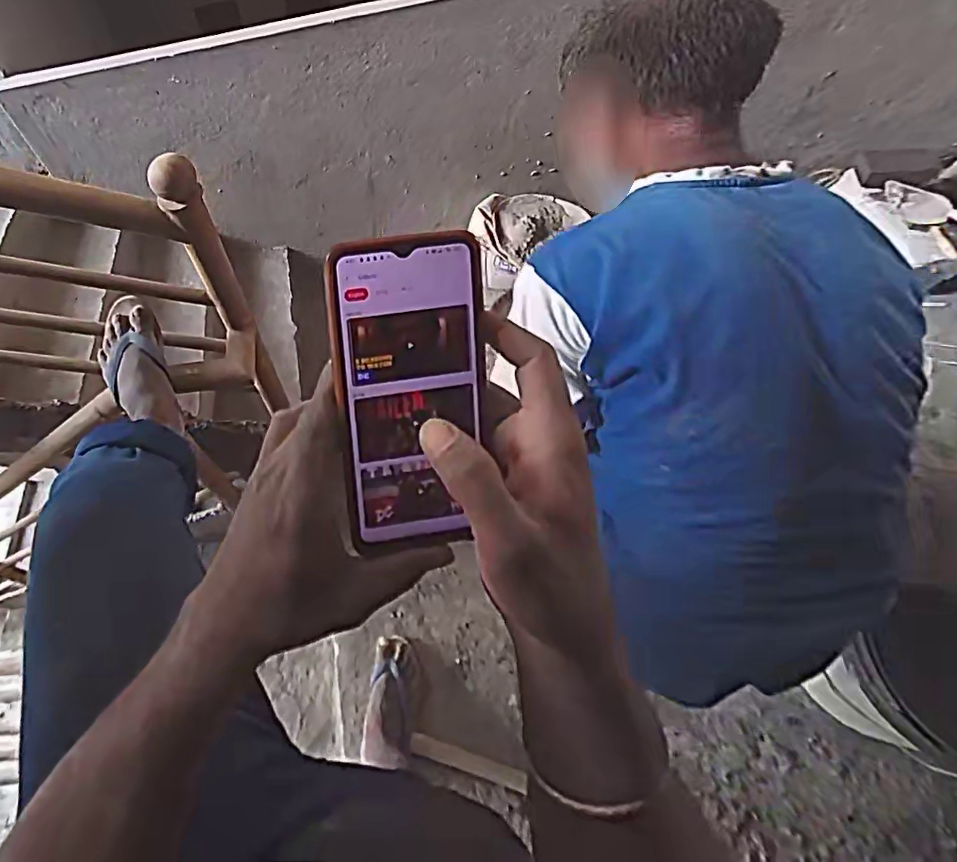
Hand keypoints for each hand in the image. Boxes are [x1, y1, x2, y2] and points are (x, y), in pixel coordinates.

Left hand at [184, 363, 452, 666]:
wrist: (227, 615)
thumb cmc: (286, 602)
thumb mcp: (356, 591)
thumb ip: (404, 566)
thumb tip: (446, 547)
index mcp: (305, 477)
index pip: (324, 405)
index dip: (347, 373)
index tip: (379, 352)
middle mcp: (282, 459)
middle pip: (315, 402)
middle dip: (353, 390)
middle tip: (395, 390)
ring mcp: (266, 464)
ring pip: (299, 414)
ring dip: (331, 409)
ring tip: (372, 419)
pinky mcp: (259, 474)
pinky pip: (289, 432)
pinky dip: (313, 426)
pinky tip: (339, 451)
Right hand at [419, 312, 618, 663]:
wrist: (566, 637)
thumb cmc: (550, 587)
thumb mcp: (508, 536)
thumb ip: (473, 480)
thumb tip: (433, 426)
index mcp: (550, 442)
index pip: (536, 365)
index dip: (505, 333)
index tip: (461, 318)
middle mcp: (534, 445)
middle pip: (493, 390)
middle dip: (450, 375)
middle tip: (400, 364)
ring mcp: (518, 468)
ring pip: (475, 423)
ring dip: (440, 412)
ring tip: (390, 403)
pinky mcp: (502, 489)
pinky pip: (467, 453)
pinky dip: (439, 446)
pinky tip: (404, 451)